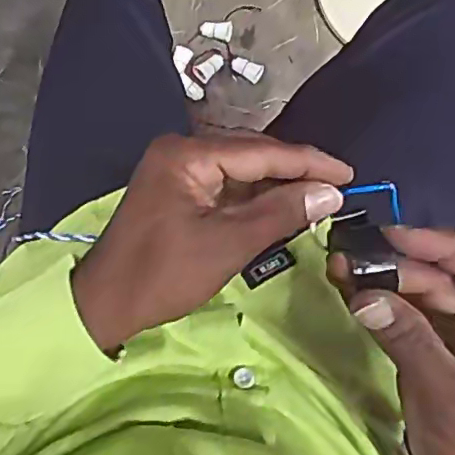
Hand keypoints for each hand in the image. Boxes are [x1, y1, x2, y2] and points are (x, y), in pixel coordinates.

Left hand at [72, 133, 351, 351]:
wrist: (105, 303)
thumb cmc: (163, 275)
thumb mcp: (228, 244)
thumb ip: (280, 213)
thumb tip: (330, 192)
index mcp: (187, 154)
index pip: (260, 151)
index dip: (308, 162)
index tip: (349, 174)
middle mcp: (180, 150)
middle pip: (250, 153)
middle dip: (293, 171)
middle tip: (337, 187)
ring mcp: (175, 169)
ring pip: (239, 169)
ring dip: (275, 184)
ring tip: (318, 197)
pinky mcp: (175, 189)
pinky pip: (223, 184)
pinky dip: (252, 197)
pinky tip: (280, 207)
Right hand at [329, 227, 454, 454]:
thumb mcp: (447, 397)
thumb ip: (407, 339)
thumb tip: (362, 294)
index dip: (441, 244)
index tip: (392, 234)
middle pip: (451, 278)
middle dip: (400, 264)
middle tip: (349, 256)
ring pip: (427, 293)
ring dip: (386, 280)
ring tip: (341, 269)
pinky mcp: (445, 351)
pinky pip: (414, 316)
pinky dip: (384, 304)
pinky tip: (352, 290)